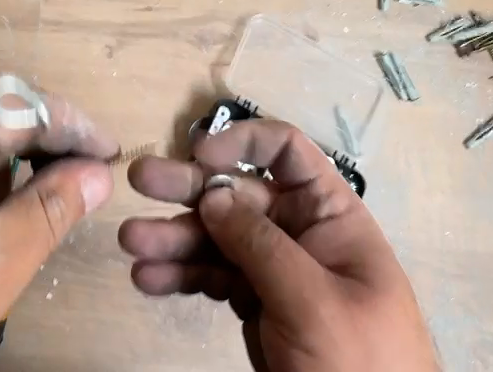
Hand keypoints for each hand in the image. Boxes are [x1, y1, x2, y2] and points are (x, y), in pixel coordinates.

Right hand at [118, 119, 435, 371]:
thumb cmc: (362, 365)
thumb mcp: (315, 302)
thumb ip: (261, 245)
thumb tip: (212, 195)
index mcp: (331, 216)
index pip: (287, 153)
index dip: (243, 142)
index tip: (198, 153)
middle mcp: (301, 234)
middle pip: (238, 194)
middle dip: (188, 187)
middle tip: (138, 180)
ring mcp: (276, 272)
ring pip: (216, 238)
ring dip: (173, 237)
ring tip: (131, 244)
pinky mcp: (257, 308)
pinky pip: (213, 278)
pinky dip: (180, 276)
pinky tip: (147, 279)